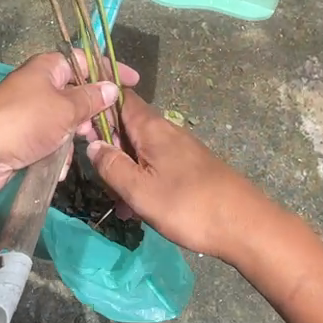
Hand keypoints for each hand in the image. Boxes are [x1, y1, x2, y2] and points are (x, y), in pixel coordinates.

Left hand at [0, 50, 139, 203]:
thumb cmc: (24, 122)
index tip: (134, 82)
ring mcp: (30, 111)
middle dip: (93, 113)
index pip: (86, 61)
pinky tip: (58, 167)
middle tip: (109, 130)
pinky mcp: (24, 136)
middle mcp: (40, 85)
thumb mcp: (65, 109)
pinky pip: (51, 140)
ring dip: (74, 138)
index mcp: (48, 67)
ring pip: (66, 121)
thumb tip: (112, 87)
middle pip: (78, 93)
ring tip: (82, 151)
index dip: (109, 70)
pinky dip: (57, 152)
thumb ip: (91, 99)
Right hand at [88, 97, 274, 263]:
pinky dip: (142, 182)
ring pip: (140, 151)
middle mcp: (165, 131)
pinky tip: (138, 210)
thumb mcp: (140, 190)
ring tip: (118, 204)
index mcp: (151, 127)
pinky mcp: (189, 169)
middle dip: (108, 147)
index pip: (120, 97)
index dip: (97, 104)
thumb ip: (112, 166)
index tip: (78, 125)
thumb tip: (92, 144)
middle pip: (127, 126)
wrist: (244, 225)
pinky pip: (155, 166)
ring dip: (125, 171)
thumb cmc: (188, 205)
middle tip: (96, 176)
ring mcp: (179, 150)